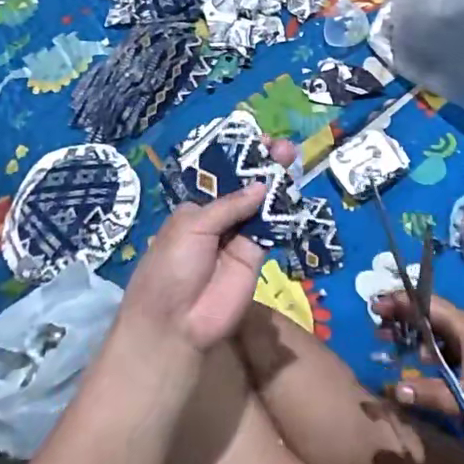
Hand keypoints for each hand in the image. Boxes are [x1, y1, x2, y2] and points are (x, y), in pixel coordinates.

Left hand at [117, 139, 295, 355]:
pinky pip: (272, 228)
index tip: (258, 140)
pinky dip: (283, 210)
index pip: (221, 176)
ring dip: (277, 182)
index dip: (240, 158)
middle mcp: (219, 218)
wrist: (175, 323)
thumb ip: (228, 205)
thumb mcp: (192, 227)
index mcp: (196, 207)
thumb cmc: (170, 267)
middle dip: (262, 165)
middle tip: (282, 146)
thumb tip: (261, 187)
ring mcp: (239, 236)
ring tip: (291, 157)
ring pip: (262, 204)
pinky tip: (293, 189)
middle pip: (246, 186)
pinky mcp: (256, 255)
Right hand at [375, 292, 463, 452]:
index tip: (376, 304)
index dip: (402, 302)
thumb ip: (429, 393)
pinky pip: (448, 352)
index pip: (430, 305)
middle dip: (404, 316)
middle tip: (376, 323)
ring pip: (439, 334)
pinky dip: (429, 353)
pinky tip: (418, 364)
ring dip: (415, 335)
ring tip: (389, 341)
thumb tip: (393, 388)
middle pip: (432, 316)